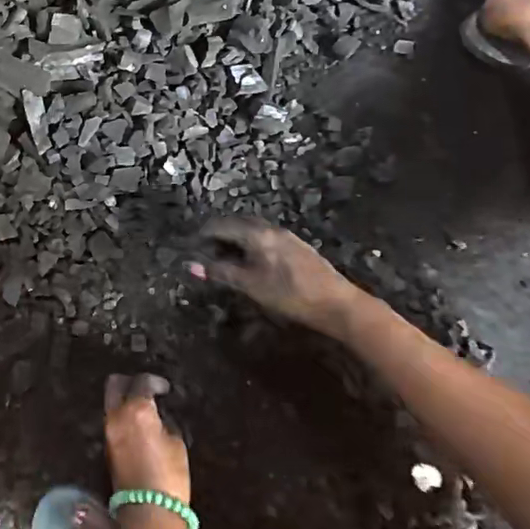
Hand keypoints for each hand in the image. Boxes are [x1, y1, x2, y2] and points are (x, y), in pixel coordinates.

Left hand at [104, 373, 190, 503]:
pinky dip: (123, 416)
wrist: (149, 512)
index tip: (165, 388)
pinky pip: (112, 420)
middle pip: (114, 384)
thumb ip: (164, 423)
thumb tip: (158, 417)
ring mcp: (107, 430)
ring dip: (124, 399)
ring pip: (110, 402)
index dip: (155, 381)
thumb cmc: (169, 477)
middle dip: (130, 381)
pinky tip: (139, 424)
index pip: (141, 382)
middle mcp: (116, 415)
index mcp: (135, 410)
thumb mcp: (176, 445)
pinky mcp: (106, 445)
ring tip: (145, 408)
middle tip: (148, 389)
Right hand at [193, 217, 370, 337]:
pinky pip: (265, 237)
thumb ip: (220, 272)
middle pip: (236, 224)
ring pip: (252, 230)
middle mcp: (270, 228)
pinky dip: (250, 244)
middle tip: (205, 251)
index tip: (191, 246)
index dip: (202, 235)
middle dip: (218, 235)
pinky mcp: (297, 246)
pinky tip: (252, 261)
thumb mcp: (250, 285)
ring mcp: (286, 236)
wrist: (339, 304)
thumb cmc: (290, 294)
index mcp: (256, 233)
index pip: (220, 225)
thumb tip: (190, 265)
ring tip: (226, 257)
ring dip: (235, 240)